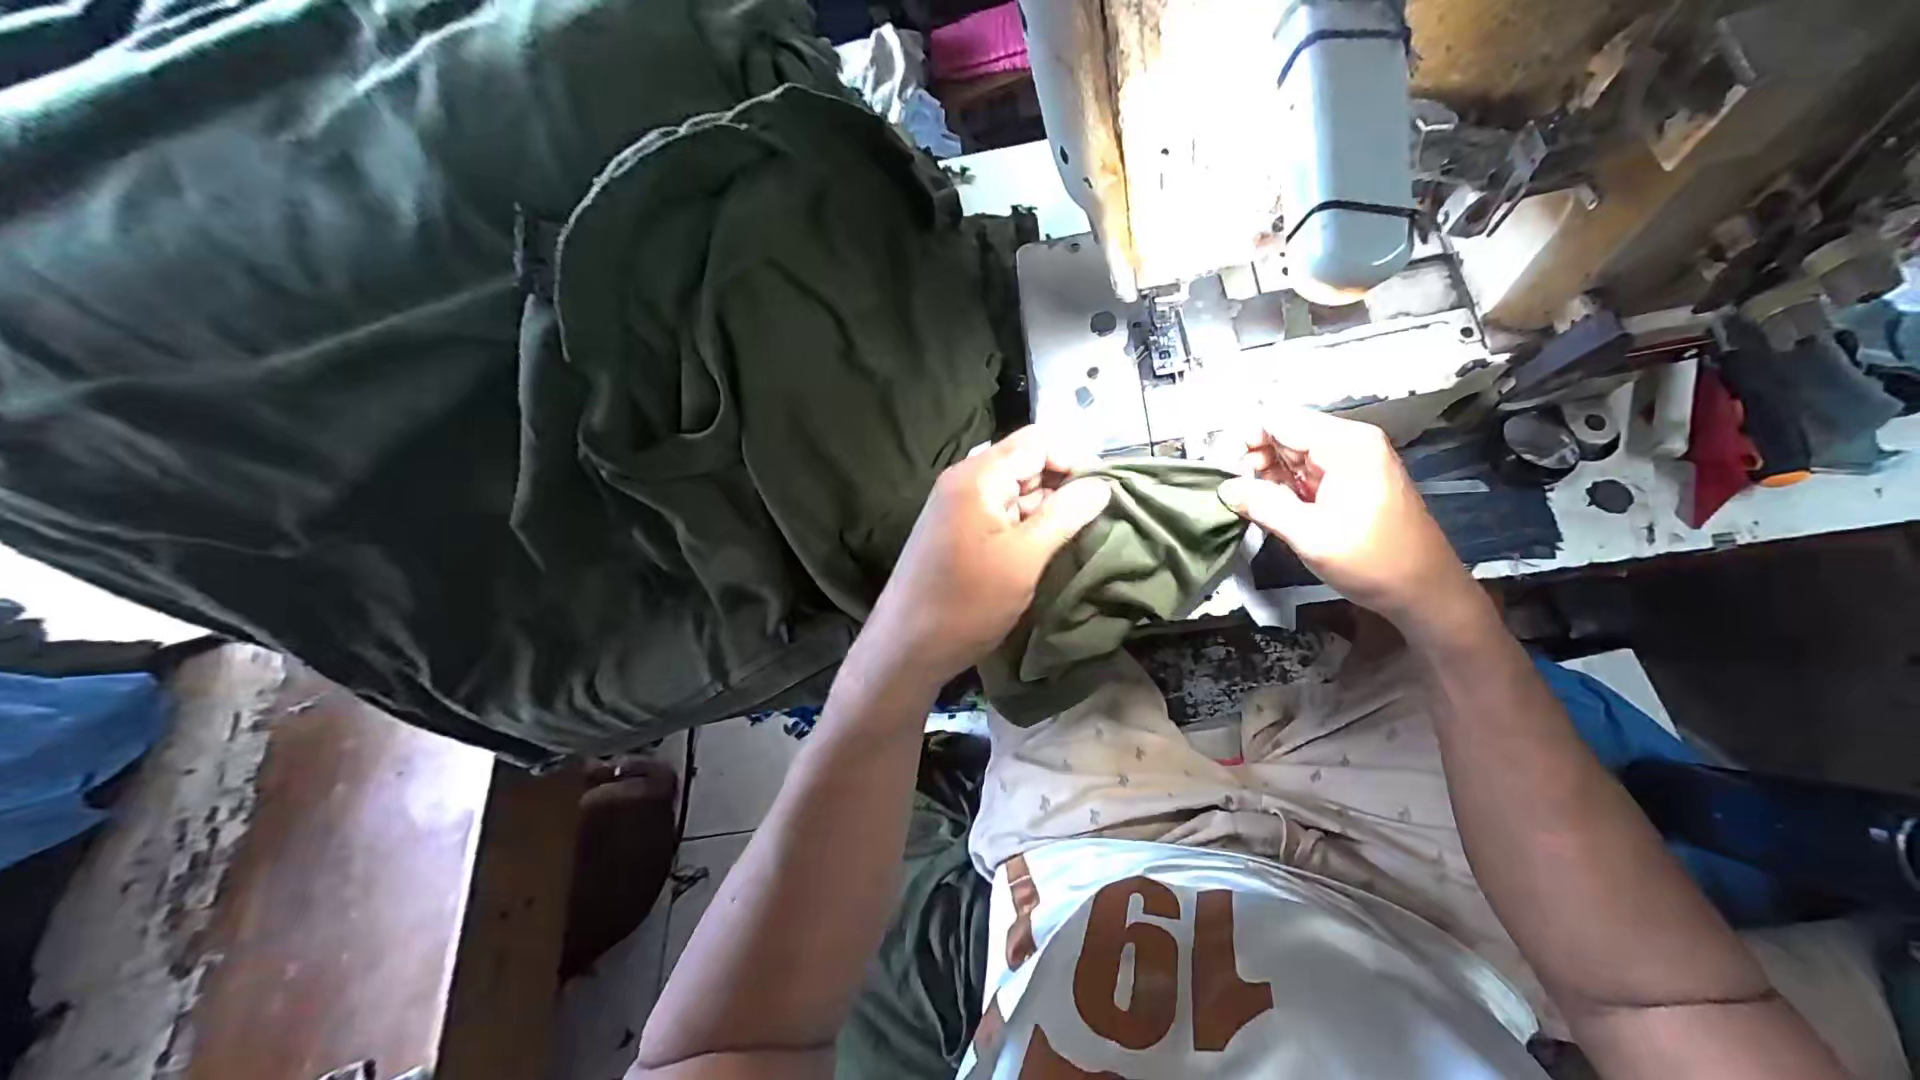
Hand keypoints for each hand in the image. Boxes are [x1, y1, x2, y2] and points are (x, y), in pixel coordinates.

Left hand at [857, 426, 1111, 688]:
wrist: (906, 647)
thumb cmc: (966, 602)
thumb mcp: (1024, 559)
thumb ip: (1064, 516)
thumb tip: (1101, 485)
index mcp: (977, 476)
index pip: (1036, 441)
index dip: (1073, 459)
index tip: (1102, 493)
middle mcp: (965, 481)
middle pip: (1025, 462)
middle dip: (1063, 484)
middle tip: (1095, 518)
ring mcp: (958, 506)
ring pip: (1016, 490)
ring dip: (1047, 507)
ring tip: (1077, 535)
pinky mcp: (957, 531)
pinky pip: (1000, 512)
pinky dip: (1027, 523)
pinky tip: (1047, 546)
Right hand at [1217, 408, 1483, 637]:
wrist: (1424, 591)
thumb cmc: (1373, 562)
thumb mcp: (1310, 535)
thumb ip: (1263, 505)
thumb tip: (1226, 488)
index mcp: (1346, 445)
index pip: (1279, 419)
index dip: (1247, 441)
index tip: (1228, 473)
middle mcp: (1349, 443)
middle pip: (1284, 433)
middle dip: (1256, 460)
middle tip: (1242, 494)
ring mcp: (1350, 462)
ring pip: (1290, 454)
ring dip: (1267, 476)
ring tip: (1256, 505)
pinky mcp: (1348, 481)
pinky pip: (1304, 472)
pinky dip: (1284, 487)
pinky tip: (1275, 508)